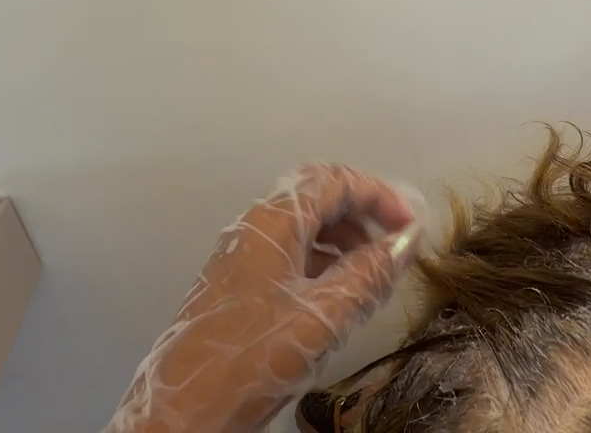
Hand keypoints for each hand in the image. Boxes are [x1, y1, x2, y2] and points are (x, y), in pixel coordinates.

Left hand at [104, 164, 423, 432]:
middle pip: (319, 194)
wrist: (179, 418)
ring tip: (376, 268)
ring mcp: (246, 253)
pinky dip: (325, 258)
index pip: (335, 182)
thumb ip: (369, 274)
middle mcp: (257, 226)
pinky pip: (292, 250)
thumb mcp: (321, 317)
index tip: (411, 224)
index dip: (380, 195)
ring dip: (345, 235)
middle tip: (395, 235)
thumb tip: (408, 240)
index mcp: (273, 222)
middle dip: (362, 209)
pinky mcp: (241, 282)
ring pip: (306, 223)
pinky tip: (343, 290)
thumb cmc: (249, 360)